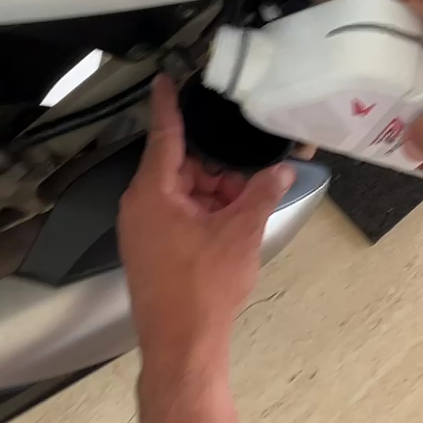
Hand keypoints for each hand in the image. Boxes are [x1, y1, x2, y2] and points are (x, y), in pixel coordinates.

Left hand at [118, 76, 294, 369]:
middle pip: (182, 168)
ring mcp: (143, 230)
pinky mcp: (152, 250)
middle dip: (218, 172)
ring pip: (185, 194)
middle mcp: (141, 206)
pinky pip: (180, 216)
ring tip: (244, 217)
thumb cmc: (204, 287)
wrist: (182, 343)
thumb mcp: (241, 233)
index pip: (164, 136)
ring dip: (216, 197)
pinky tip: (231, 232)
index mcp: (153, 193)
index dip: (169, 105)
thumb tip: (281, 170)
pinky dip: (206, 216)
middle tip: (249, 185)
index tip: (166, 79)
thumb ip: (261, 194)